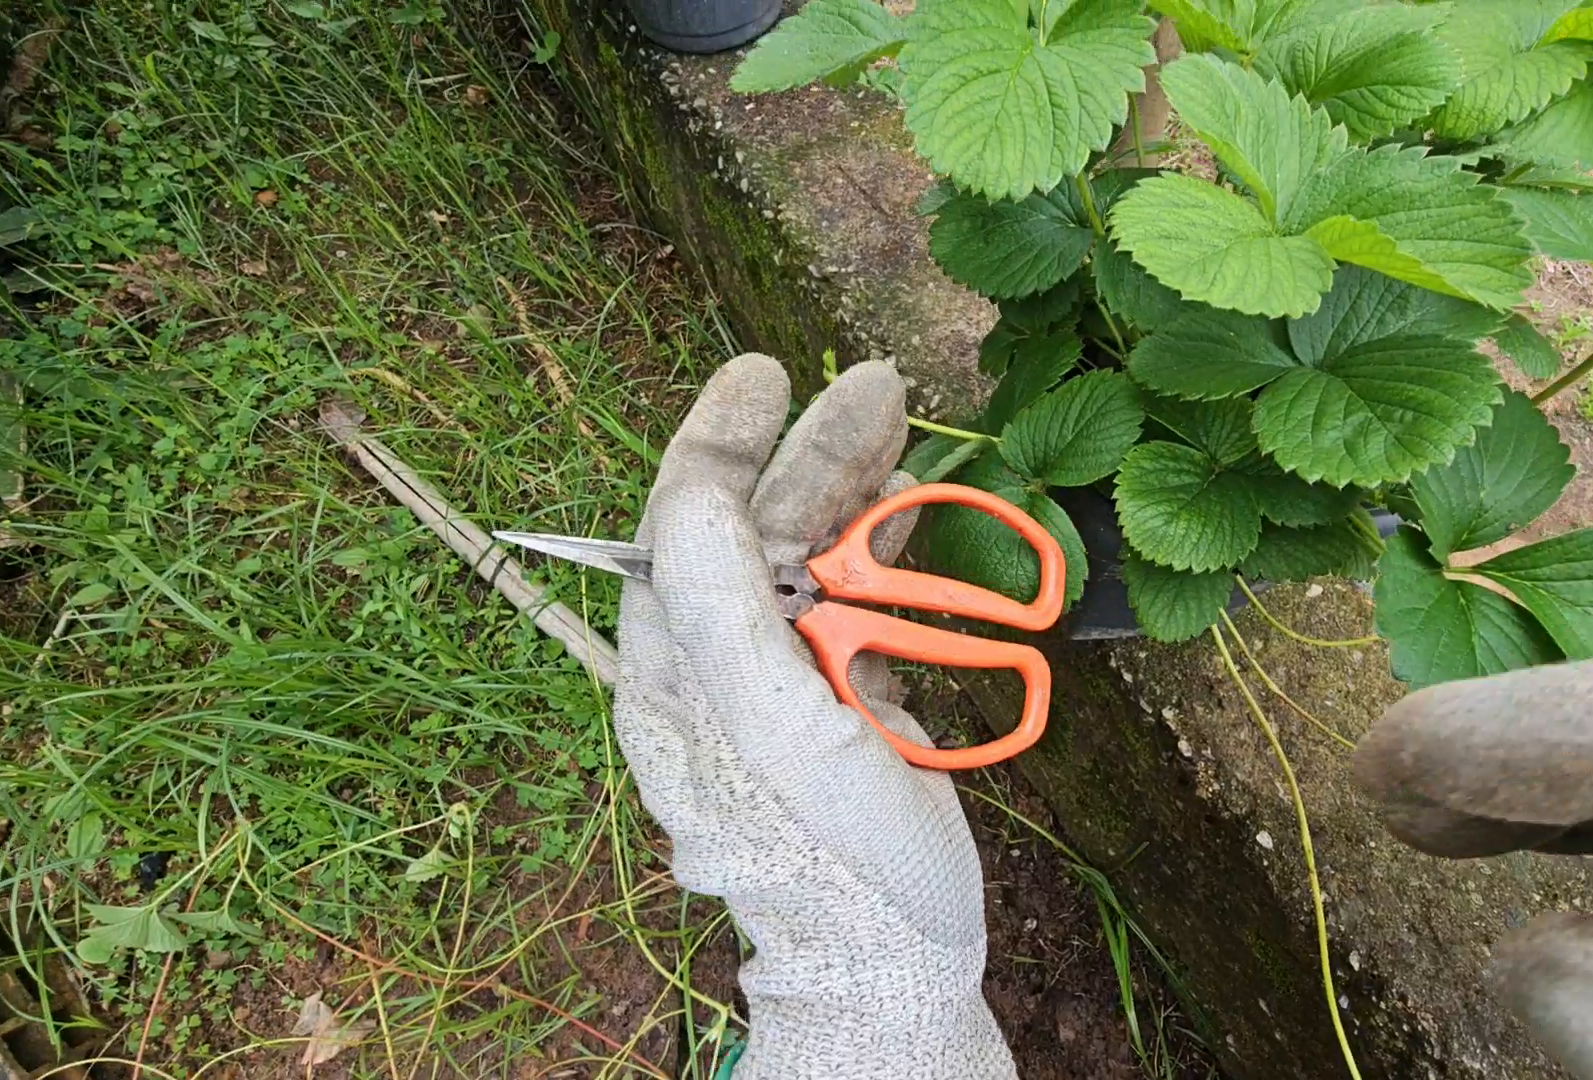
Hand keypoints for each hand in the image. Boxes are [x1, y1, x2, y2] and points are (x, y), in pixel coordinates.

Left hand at [613, 354, 1014, 1079]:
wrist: (899, 952)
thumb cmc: (838, 863)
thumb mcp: (770, 738)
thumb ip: (722, 618)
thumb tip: (695, 500)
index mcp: (680, 671)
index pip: (683, 525)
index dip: (719, 441)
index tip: (761, 375)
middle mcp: (725, 660)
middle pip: (763, 525)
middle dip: (817, 451)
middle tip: (879, 384)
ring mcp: (788, 670)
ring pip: (816, 551)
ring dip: (859, 485)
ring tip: (901, 420)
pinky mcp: (842, 687)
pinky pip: (858, 594)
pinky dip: (888, 544)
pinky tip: (913, 504)